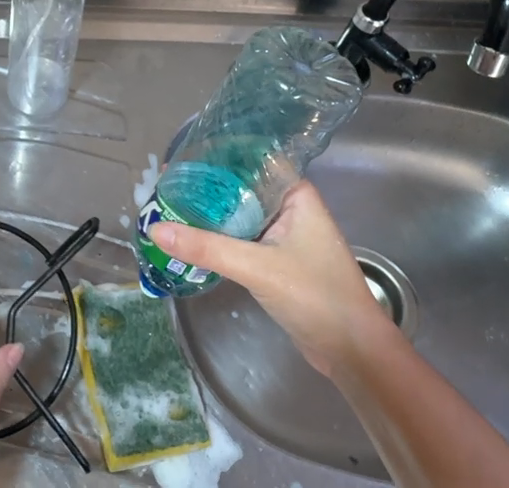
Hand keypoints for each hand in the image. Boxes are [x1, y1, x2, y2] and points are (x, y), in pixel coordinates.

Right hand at [151, 179, 392, 377]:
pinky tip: (190, 238)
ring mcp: (283, 236)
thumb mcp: (257, 267)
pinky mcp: (276, 260)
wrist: (353, 351)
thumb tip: (155, 229)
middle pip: (240, 188)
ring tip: (169, 206)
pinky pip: (240, 238)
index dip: (216, 156)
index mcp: (295, 195)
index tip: (181, 157)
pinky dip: (217, 237)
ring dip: (209, 214)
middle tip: (165, 183)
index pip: (251, 160)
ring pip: (238, 215)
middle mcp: (289, 208)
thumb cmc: (316, 296)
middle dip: (205, 186)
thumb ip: (207, 248)